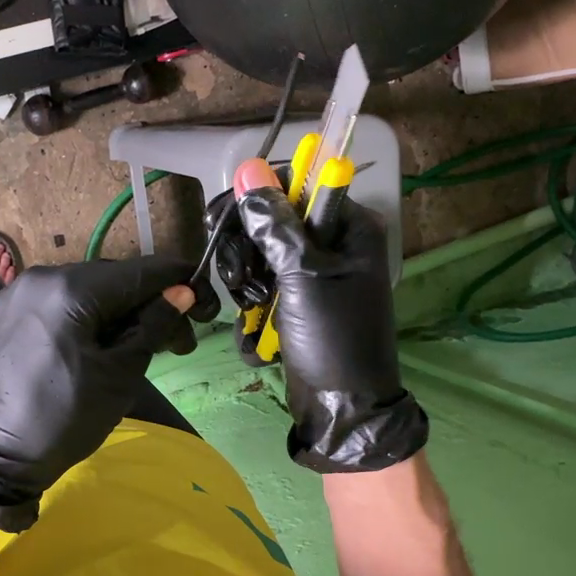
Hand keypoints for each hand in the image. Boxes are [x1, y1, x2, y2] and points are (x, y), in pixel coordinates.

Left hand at [0, 257, 197, 530]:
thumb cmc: (64, 417)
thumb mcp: (119, 375)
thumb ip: (152, 326)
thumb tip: (182, 292)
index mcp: (71, 289)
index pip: (140, 272)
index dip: (179, 283)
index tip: (205, 304)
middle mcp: (42, 277)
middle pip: (112, 278)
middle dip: (149, 303)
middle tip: (177, 342)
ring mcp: (19, 293)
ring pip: (86, 289)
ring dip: (118, 311)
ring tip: (141, 346)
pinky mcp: (6, 313)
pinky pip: (59, 302)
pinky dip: (87, 316)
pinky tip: (101, 343)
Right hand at [234, 159, 426, 471]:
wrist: (341, 408)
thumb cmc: (333, 337)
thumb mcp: (303, 274)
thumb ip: (275, 222)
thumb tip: (248, 168)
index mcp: (348, 226)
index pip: (296, 183)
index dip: (258, 197)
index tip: (227, 220)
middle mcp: (331, 243)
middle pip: (270, 218)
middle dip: (247, 247)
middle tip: (243, 279)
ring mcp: (311, 274)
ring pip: (258, 252)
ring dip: (246, 280)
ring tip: (253, 306)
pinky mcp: (295, 301)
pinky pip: (260, 284)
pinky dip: (252, 303)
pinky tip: (255, 323)